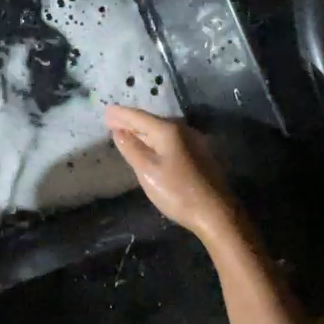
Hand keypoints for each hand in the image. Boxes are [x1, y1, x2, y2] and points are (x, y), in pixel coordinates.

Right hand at [106, 106, 241, 240]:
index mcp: (169, 130)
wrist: (216, 212)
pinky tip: (151, 146)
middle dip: (131, 122)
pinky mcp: (201, 154)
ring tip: (128, 131)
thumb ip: (132, 149)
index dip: (121, 115)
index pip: (139, 117)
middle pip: (152, 122)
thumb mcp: (148, 171)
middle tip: (113, 121)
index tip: (106, 110)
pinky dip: (157, 140)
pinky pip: (172, 140)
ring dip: (144, 131)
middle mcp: (184, 130)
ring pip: (163, 131)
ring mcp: (195, 141)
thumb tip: (119, 132)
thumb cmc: (177, 192)